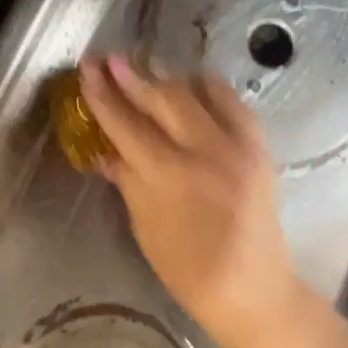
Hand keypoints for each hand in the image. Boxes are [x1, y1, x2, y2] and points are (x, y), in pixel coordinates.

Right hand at [78, 56, 314, 347]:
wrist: (251, 288)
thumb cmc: (187, 269)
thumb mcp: (145, 226)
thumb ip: (128, 181)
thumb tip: (106, 151)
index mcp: (168, 177)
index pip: (127, 125)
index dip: (103, 97)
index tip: (87, 72)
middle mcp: (204, 152)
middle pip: (163, 98)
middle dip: (132, 76)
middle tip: (108, 59)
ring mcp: (237, 146)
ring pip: (200, 92)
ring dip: (170, 78)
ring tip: (148, 69)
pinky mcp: (259, 147)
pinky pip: (233, 103)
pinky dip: (210, 89)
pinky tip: (195, 85)